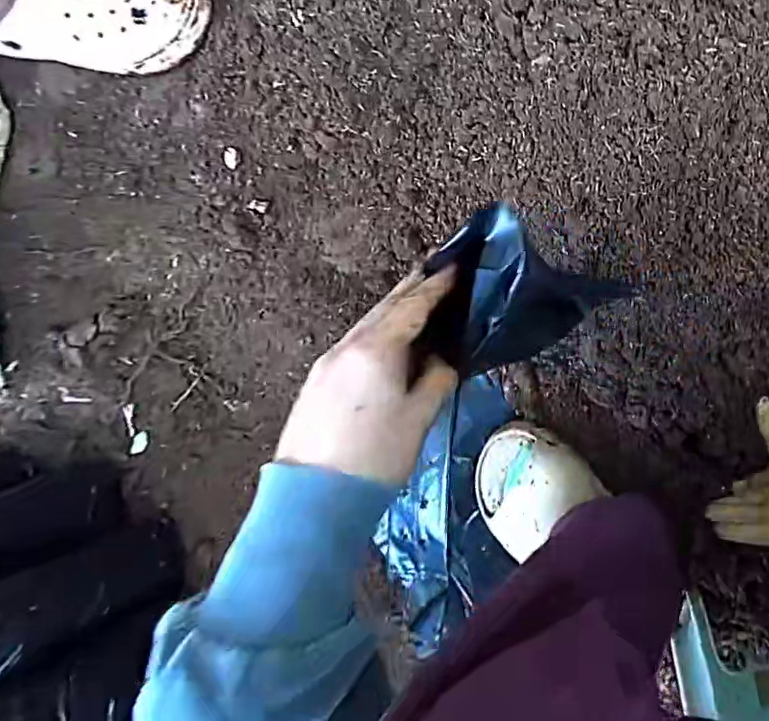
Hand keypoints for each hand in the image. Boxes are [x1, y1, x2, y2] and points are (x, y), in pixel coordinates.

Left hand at [274, 265, 460, 485]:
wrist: (311, 503)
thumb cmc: (376, 457)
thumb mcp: (420, 417)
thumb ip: (437, 379)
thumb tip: (441, 363)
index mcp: (377, 350)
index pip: (413, 306)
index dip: (437, 285)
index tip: (457, 266)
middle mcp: (348, 347)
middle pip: (386, 306)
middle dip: (414, 286)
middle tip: (437, 268)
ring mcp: (328, 363)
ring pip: (369, 322)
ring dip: (395, 306)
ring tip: (418, 296)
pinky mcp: (318, 381)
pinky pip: (356, 340)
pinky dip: (379, 328)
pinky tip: (390, 335)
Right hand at [707, 398, 768, 556]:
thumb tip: (762, 401)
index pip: (759, 479)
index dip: (745, 482)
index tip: (731, 483)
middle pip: (750, 499)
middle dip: (731, 500)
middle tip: (709, 503)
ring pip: (747, 515)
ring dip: (729, 515)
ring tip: (708, 515)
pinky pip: (752, 533)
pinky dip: (736, 532)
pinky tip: (718, 531)